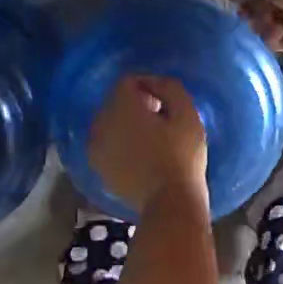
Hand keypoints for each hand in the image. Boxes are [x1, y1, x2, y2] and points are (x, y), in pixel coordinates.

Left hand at [87, 74, 207, 212]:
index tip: (165, 103)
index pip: (128, 81)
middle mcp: (100, 121)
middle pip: (115, 100)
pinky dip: (117, 143)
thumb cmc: (182, 155)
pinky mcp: (96, 165)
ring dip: (124, 123)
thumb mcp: (187, 114)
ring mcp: (95, 145)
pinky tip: (137, 155)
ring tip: (149, 139)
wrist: (169, 202)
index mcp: (121, 105)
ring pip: (108, 122)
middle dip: (135, 104)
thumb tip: (154, 83)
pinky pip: (105, 142)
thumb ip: (169, 87)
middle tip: (159, 119)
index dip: (149, 86)